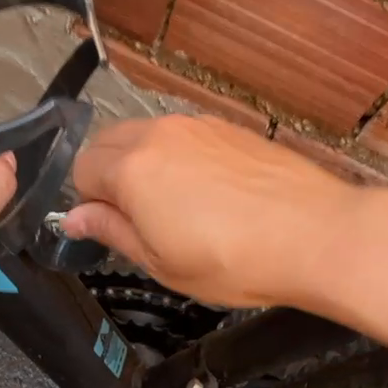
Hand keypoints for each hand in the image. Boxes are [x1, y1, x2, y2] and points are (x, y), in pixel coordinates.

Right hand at [61, 116, 371, 308]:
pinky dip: (175, 159)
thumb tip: (75, 219)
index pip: (80, 171)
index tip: (108, 230)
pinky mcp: (228, 128)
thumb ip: (111, 232)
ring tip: (173, 212)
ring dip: (142, 167)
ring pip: (145, 136)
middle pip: (107, 143)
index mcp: (132, 169)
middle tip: (135, 223)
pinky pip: (182, 137)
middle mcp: (159, 134)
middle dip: (107, 178)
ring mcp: (197, 125)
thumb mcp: (160, 262)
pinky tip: (204, 197)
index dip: (87, 205)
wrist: (313, 235)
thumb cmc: (234, 260)